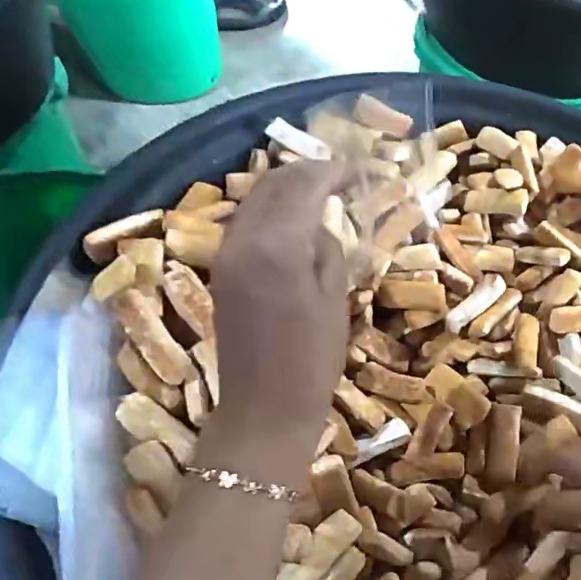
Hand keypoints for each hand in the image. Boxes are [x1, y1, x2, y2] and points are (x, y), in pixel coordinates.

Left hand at [203, 161, 352, 472]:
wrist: (265, 408)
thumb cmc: (313, 360)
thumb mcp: (334, 300)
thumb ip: (327, 250)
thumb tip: (321, 225)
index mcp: (277, 245)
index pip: (304, 186)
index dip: (333, 172)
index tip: (359, 171)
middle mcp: (243, 239)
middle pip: (273, 184)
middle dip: (307, 173)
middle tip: (341, 177)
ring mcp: (225, 254)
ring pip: (254, 200)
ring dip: (287, 189)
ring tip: (320, 194)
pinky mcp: (221, 271)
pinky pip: (246, 224)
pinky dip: (271, 212)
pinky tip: (294, 223)